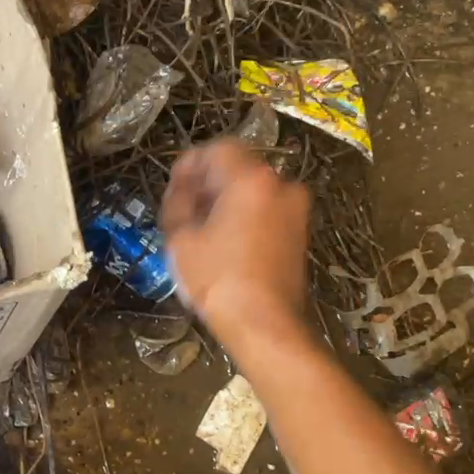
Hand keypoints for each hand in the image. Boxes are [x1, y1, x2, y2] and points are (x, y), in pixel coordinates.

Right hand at [161, 140, 313, 334]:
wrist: (264, 324)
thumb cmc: (217, 281)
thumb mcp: (181, 241)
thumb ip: (177, 202)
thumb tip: (181, 186)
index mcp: (251, 180)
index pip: (217, 150)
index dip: (191, 163)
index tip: (174, 184)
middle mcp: (281, 184)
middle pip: (238, 169)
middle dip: (209, 184)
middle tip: (183, 209)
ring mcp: (295, 209)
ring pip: (253, 191)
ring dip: (226, 202)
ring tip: (201, 230)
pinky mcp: (300, 231)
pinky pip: (266, 211)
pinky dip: (245, 217)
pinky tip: (225, 244)